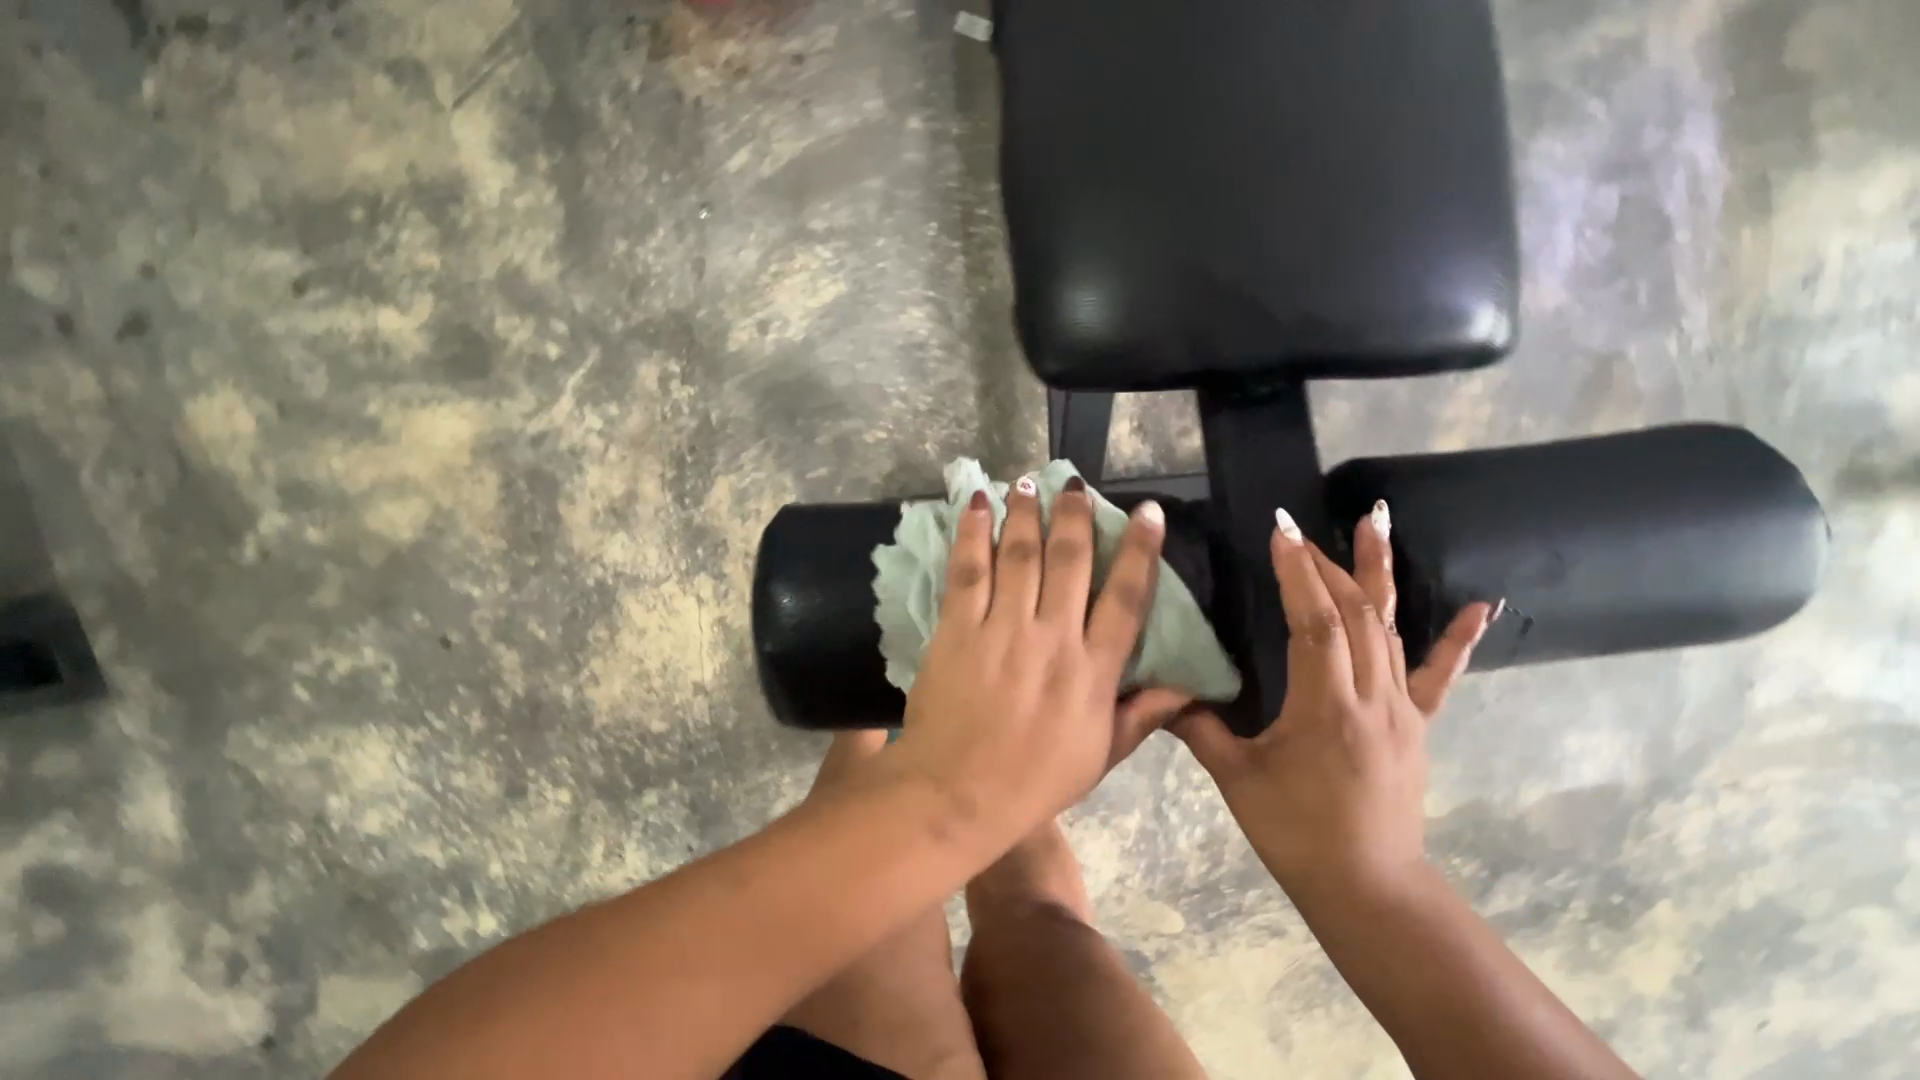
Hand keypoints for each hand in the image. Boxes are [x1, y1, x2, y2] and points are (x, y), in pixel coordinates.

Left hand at [885, 476, 1178, 850]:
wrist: (957, 796)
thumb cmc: (1033, 782)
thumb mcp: (1101, 755)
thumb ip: (1143, 715)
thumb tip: (1188, 687)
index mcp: (1093, 671)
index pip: (1126, 598)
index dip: (1141, 551)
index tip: (1147, 513)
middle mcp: (1052, 639)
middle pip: (1070, 562)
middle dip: (1075, 515)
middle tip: (1074, 482)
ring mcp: (1002, 631)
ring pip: (1021, 556)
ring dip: (1026, 513)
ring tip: (1029, 481)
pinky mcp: (957, 631)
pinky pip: (968, 572)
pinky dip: (973, 534)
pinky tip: (977, 504)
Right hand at [1170, 502, 1493, 901]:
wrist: (1367, 886)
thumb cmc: (1295, 832)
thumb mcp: (1236, 779)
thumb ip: (1198, 728)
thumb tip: (1158, 691)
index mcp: (1326, 707)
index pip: (1316, 623)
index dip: (1298, 573)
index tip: (1280, 531)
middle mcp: (1372, 696)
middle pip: (1356, 613)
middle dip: (1326, 564)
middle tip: (1301, 528)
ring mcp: (1402, 709)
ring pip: (1393, 627)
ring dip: (1380, 572)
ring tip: (1376, 520)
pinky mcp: (1418, 725)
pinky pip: (1440, 676)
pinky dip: (1458, 638)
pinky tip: (1483, 604)